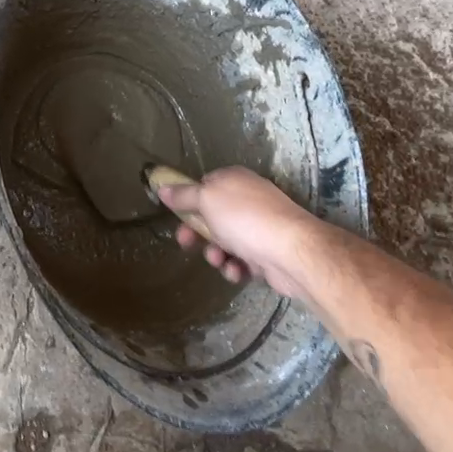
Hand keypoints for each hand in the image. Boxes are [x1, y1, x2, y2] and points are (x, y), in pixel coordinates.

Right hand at [158, 167, 322, 298]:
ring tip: (220, 261)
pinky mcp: (268, 253)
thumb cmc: (244, 218)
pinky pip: (243, 260)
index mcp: (234, 179)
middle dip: (198, 233)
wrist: (291, 252)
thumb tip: (161, 187)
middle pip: (213, 216)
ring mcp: (260, 227)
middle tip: (186, 244)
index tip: (177, 216)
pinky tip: (237, 272)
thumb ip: (182, 195)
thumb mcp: (205, 199)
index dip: (189, 202)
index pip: (204, 185)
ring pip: (226, 241)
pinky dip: (236, 267)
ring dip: (216, 253)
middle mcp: (248, 199)